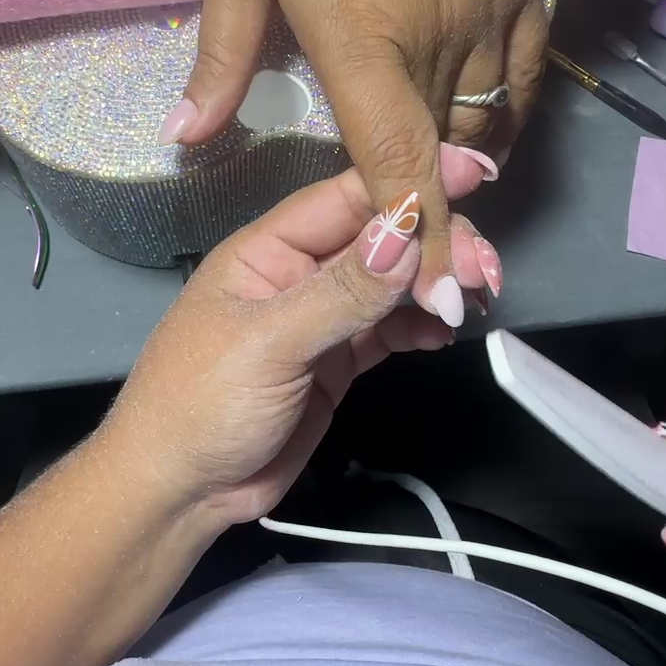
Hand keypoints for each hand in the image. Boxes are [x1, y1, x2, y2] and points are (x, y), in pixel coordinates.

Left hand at [103, 145, 495, 527]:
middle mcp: (297, 274)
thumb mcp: (268, 344)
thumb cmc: (203, 404)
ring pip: (391, 285)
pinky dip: (420, 327)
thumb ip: (340, 292)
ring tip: (480, 297)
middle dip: (435, 245)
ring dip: (436, 285)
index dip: (406, 183)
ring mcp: (320, 319)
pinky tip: (446, 333)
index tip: (471, 175)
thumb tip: (406, 233)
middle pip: (378, 239)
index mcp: (266, 250)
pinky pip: (388, 331)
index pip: (345, 199)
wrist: (182, 490)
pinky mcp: (336, 362)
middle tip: (483, 272)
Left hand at [171, 0, 542, 326]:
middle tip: (428, 274)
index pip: (392, 159)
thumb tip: (185, 140)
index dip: (411, 235)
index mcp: (361, 38)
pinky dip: (496, 122)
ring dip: (456, 175)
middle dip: (437, 225)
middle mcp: (435, 37)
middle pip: (439, 158)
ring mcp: (489, 11)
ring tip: (440, 212)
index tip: (433, 296)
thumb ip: (221, 60)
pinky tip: (475, 143)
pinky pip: (519, 80)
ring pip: (478, 125)